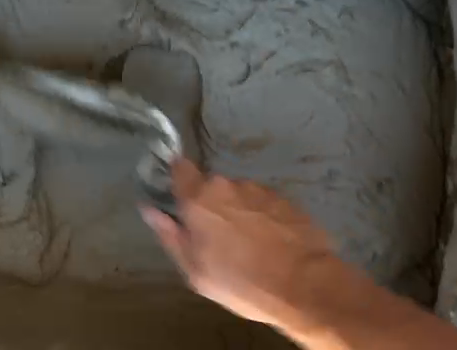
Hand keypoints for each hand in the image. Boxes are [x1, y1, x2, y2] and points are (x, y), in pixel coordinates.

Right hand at [141, 159, 350, 331]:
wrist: (308, 289)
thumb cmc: (243, 283)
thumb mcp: (196, 272)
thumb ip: (170, 235)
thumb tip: (148, 209)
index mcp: (198, 198)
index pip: (180, 168)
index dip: (180, 179)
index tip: (183, 197)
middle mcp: (225, 184)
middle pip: (212, 186)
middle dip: (214, 205)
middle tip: (222, 236)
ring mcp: (258, 190)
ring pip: (240, 195)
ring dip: (241, 212)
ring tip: (253, 244)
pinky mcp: (285, 200)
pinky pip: (266, 205)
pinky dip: (266, 219)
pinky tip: (274, 245)